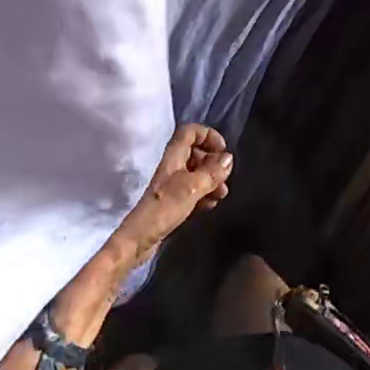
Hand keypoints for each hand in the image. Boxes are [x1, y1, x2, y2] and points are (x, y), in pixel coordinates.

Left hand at [118, 124, 233, 249]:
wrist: (140, 238)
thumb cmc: (164, 208)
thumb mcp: (192, 187)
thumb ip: (212, 172)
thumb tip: (228, 157)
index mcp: (174, 156)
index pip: (191, 131)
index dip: (208, 135)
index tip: (223, 152)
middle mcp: (174, 166)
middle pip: (197, 152)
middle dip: (214, 162)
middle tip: (224, 178)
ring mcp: (173, 184)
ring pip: (198, 173)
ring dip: (212, 181)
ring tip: (221, 195)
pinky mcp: (174, 200)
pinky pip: (195, 190)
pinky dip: (205, 194)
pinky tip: (210, 205)